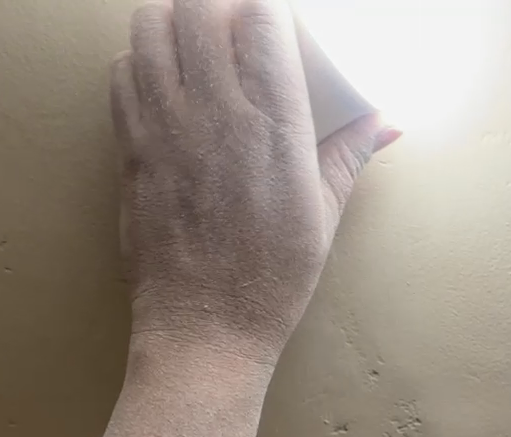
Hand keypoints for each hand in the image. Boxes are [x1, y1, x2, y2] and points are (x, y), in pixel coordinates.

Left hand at [111, 0, 397, 360]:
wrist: (205, 330)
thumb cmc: (271, 282)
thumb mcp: (322, 220)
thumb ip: (348, 157)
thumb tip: (387, 124)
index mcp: (274, 130)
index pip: (261, 17)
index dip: (267, 9)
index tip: (276, 26)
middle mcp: (214, 115)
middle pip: (201, 5)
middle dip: (222, 6)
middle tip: (237, 31)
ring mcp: (163, 128)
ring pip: (151, 23)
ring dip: (176, 21)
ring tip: (198, 48)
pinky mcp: (129, 148)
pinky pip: (122, 70)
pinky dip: (142, 60)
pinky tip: (166, 86)